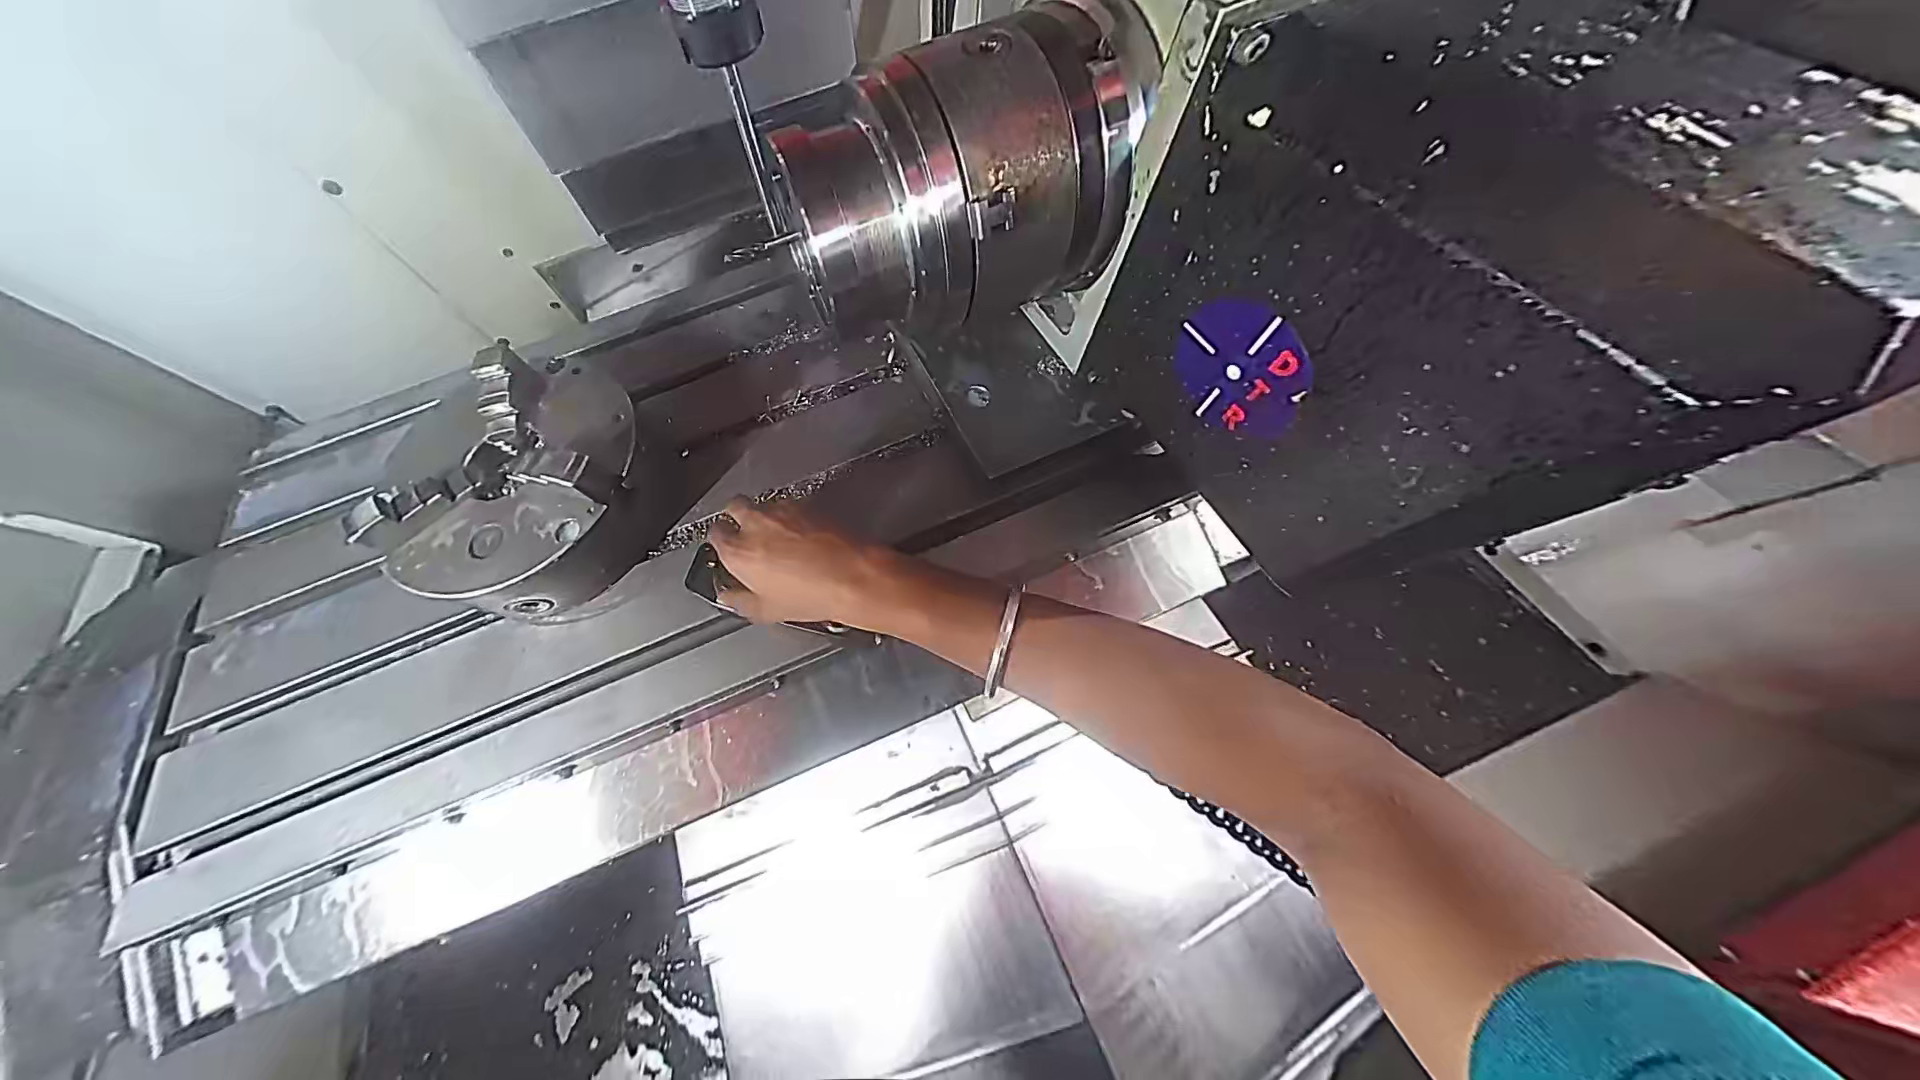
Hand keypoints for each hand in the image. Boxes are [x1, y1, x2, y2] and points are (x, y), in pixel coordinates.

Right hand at [707, 498, 907, 629]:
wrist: (854, 577)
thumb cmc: (815, 594)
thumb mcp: (767, 610)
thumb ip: (739, 599)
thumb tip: (730, 595)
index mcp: (738, 549)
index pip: (715, 533)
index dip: (721, 540)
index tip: (728, 548)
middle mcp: (757, 523)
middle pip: (734, 508)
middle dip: (738, 518)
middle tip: (749, 536)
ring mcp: (784, 510)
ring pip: (765, 504)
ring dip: (767, 517)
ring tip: (780, 538)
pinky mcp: (809, 504)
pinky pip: (792, 506)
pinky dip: (793, 516)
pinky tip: (803, 535)